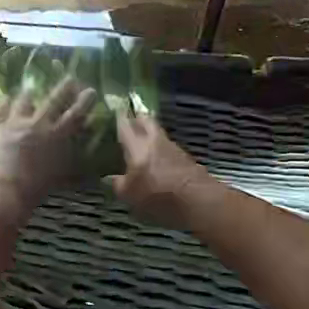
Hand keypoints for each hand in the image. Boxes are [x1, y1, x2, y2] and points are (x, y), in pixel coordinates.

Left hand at [0, 79, 97, 209]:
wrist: (1, 191)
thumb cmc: (35, 189)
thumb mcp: (61, 178)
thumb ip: (72, 166)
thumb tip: (89, 167)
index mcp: (56, 137)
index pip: (74, 115)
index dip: (84, 102)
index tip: (90, 90)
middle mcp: (36, 125)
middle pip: (52, 101)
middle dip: (63, 89)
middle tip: (69, 77)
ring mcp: (13, 124)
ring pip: (22, 102)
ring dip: (28, 95)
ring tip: (30, 88)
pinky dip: (3, 104)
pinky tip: (4, 98)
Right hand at [109, 110, 213, 227]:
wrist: (198, 200)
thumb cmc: (158, 195)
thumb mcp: (129, 195)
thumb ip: (118, 184)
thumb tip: (110, 178)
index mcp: (137, 145)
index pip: (125, 125)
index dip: (119, 117)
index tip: (115, 109)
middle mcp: (154, 140)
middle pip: (146, 121)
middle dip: (138, 117)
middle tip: (131, 117)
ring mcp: (173, 147)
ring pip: (158, 133)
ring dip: (150, 133)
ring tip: (142, 139)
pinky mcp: (185, 158)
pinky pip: (168, 147)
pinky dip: (160, 149)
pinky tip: (157, 158)